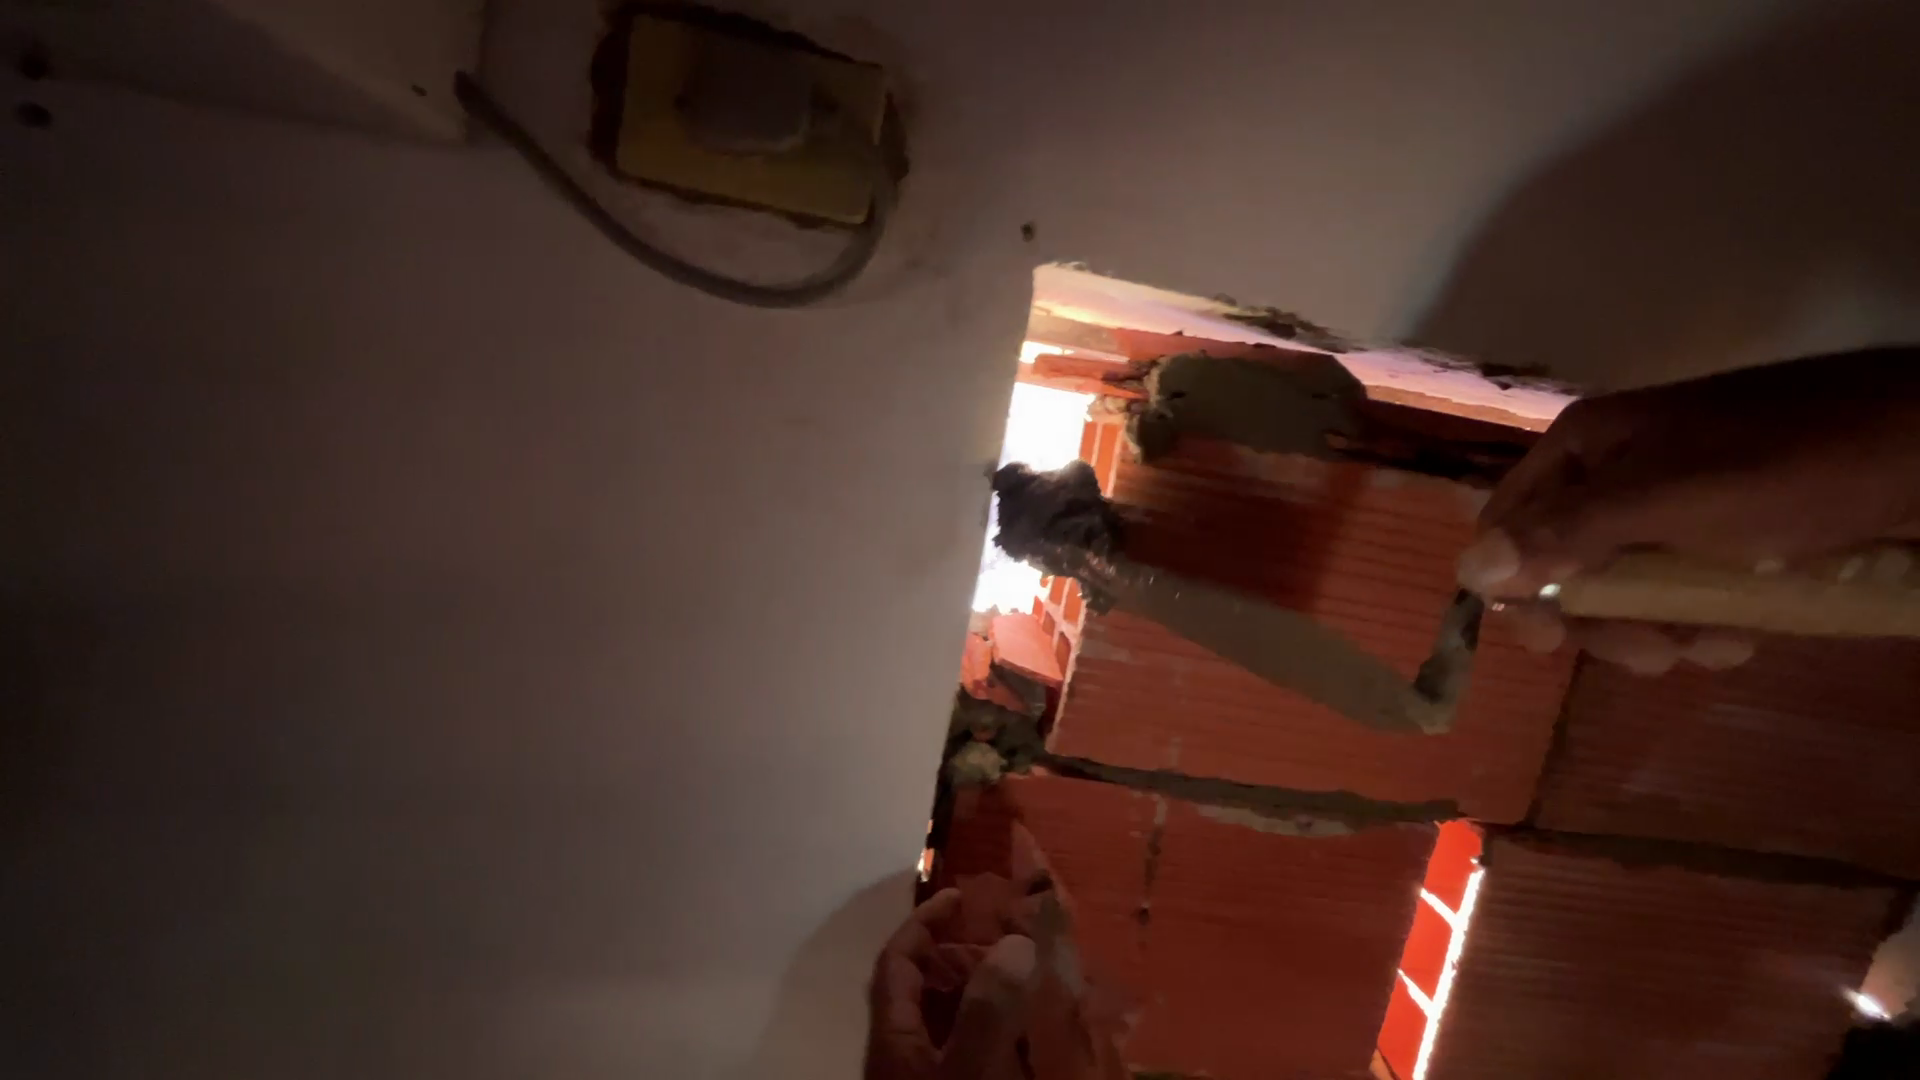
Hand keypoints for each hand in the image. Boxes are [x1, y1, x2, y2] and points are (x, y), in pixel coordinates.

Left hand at [865, 862, 1127, 1079]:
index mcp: (894, 1042)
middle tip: (1009, 940)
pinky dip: (1000, 1040)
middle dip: (963, 957)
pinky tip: (1035, 1041)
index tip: (959, 895)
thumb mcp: (967, 1075)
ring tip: (1030, 982)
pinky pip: (975, 1060)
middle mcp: (906, 1061)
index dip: (923, 923)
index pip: (897, 963)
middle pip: (925, 992)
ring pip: (952, 1027)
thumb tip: (1014, 943)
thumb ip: (986, 1010)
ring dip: (986, 998)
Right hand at [1458, 347, 1919, 672]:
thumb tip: (1467, 572)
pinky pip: (1677, 586)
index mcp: (1584, 449)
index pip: (1507, 521)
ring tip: (1707, 647)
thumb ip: (1564, 533)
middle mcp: (1612, 474)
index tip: (1546, 636)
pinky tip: (1737, 635)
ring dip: (1651, 627)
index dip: (1511, 580)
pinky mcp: (1725, 533)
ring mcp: (1670, 504)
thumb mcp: (1668, 499)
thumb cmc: (1797, 465)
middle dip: (1595, 615)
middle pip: (1558, 559)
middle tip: (1646, 653)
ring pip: (1618, 582)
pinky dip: (1698, 620)